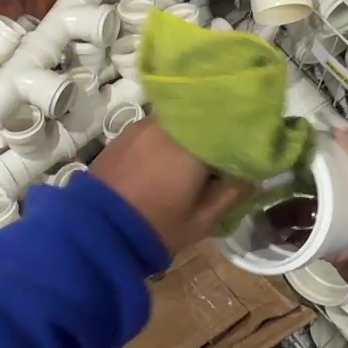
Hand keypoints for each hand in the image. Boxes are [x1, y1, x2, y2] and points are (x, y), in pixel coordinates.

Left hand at [89, 118, 243, 256]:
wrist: (94, 230)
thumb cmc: (155, 227)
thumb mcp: (200, 221)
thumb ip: (231, 194)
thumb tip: (252, 175)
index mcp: (191, 143)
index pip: (228, 126)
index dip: (242, 136)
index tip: (251, 148)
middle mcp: (167, 124)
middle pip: (200, 118)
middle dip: (215, 131)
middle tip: (226, 152)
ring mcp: (141, 125)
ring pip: (177, 121)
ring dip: (190, 133)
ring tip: (198, 156)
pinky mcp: (124, 133)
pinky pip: (156, 127)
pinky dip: (169, 137)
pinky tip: (171, 157)